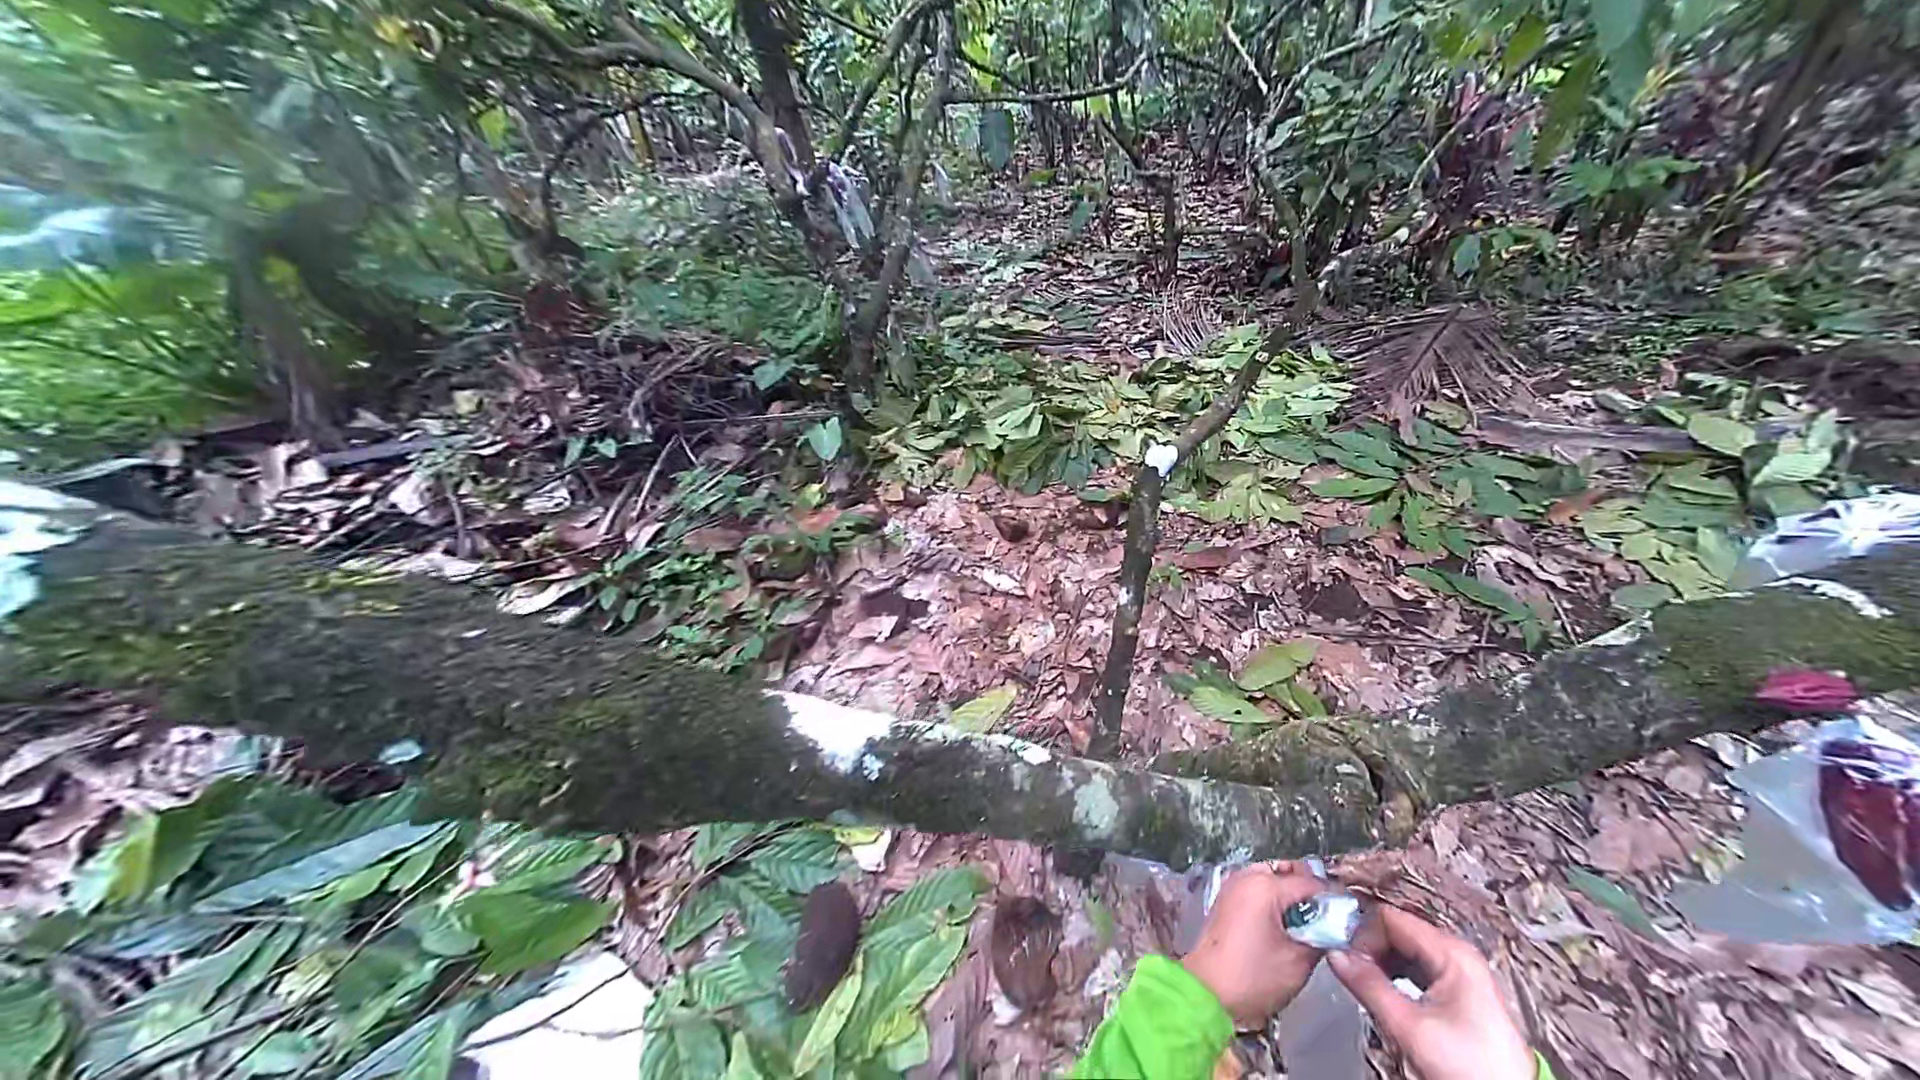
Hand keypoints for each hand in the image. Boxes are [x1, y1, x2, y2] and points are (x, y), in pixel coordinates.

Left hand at [1180, 861, 1325, 1029]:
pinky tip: (1285, 921)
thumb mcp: (1299, 960)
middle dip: (1309, 888)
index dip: (1334, 897)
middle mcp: (1245, 877)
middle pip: (1287, 871)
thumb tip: (1335, 926)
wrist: (1209, 990)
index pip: (1310, 882)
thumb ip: (1321, 936)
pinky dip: (1272, 897)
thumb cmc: (1255, 975)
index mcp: (1264, 887)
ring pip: (1269, 876)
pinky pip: (1255, 887)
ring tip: (1310, 919)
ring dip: (1289, 891)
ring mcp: (1232, 886)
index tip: (1352, 913)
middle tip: (1330, 914)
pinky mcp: (1225, 899)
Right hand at [1327, 906, 1534, 1079]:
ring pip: (1405, 947)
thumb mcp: (1410, 1027)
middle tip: (1354, 972)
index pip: (1389, 918)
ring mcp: (1461, 969)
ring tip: (1369, 984)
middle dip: (1370, 947)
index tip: (1347, 958)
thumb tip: (1335, 954)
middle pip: (1397, 929)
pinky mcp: (1461, 986)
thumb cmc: (1470, 1068)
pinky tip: (1388, 990)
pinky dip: (1396, 972)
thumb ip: (1368, 985)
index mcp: (1451, 952)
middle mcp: (1457, 952)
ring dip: (1381, 960)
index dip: (1363, 933)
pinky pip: (1417, 964)